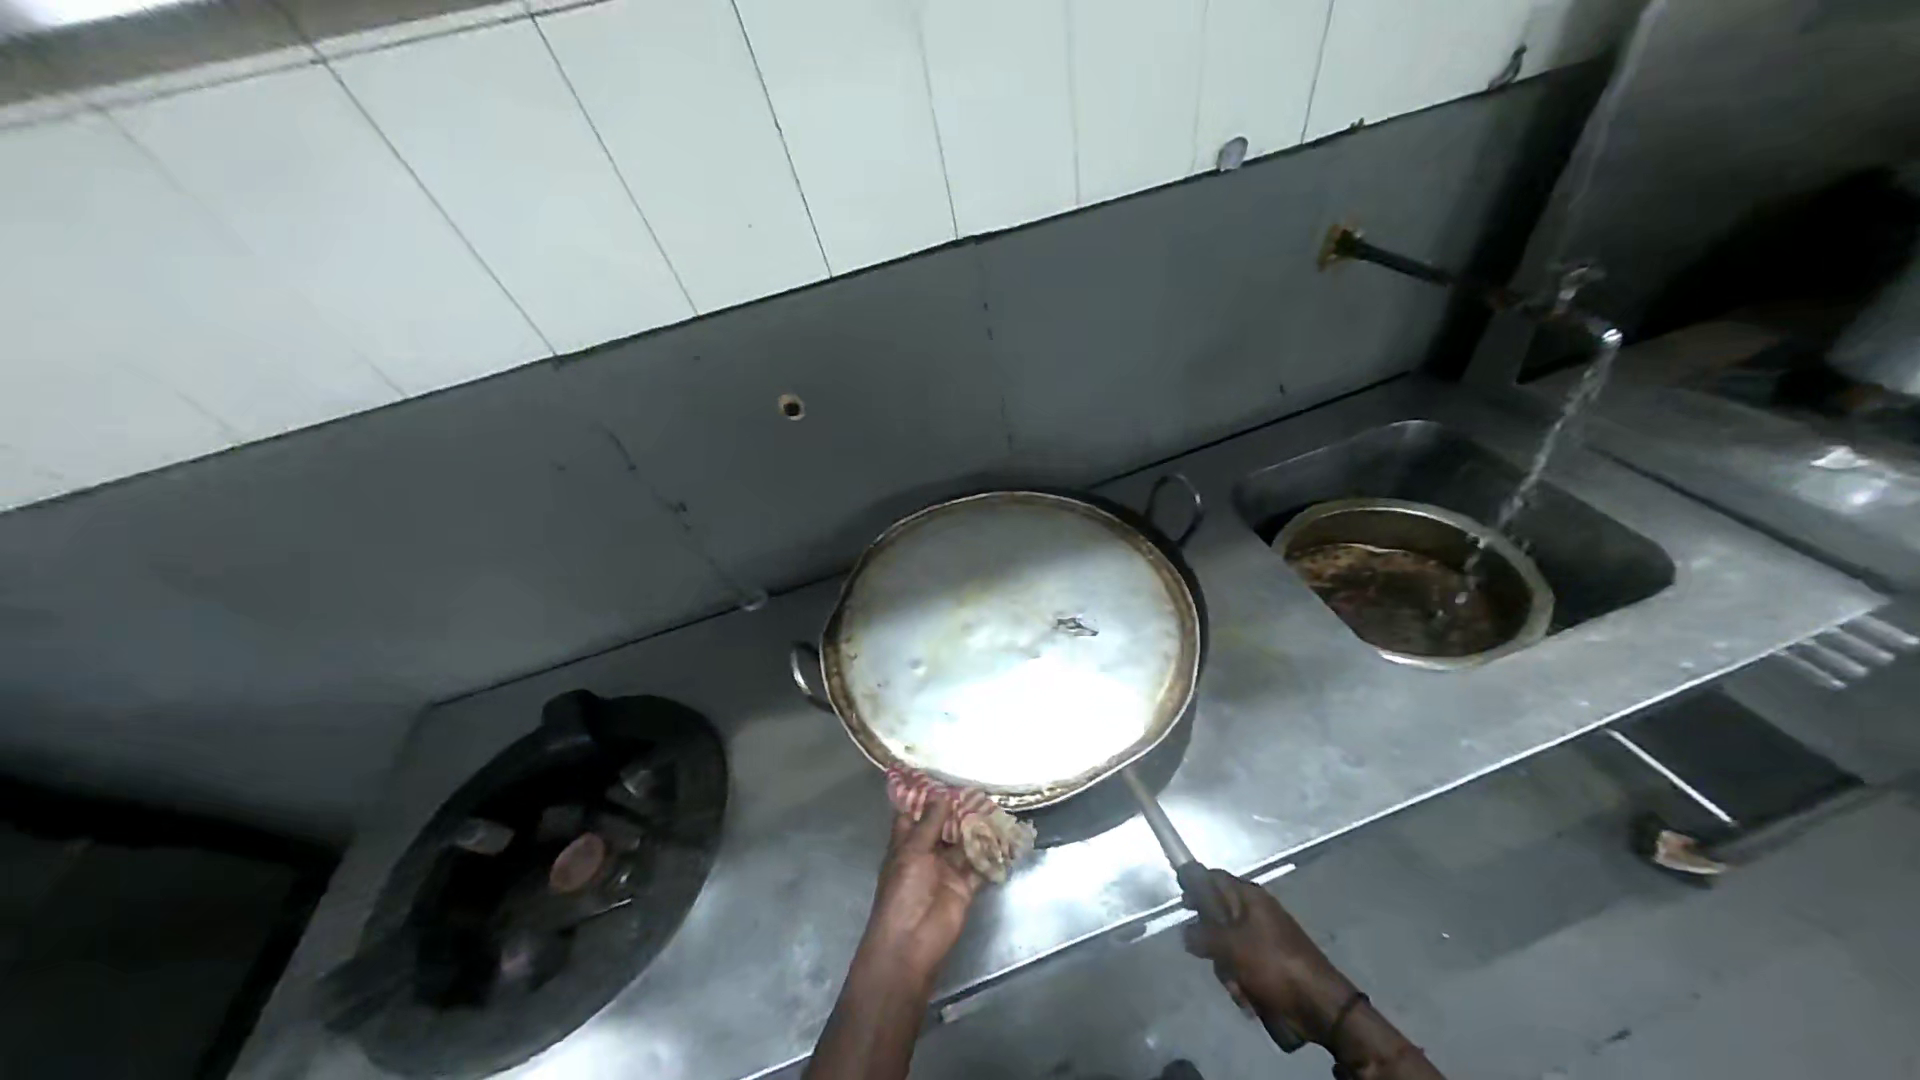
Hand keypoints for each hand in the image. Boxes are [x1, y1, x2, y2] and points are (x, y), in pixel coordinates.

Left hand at [858, 796, 982, 986]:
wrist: (911, 942)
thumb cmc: (902, 892)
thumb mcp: (911, 852)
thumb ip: (929, 824)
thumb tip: (942, 797)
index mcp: (906, 844)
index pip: (914, 815)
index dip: (926, 798)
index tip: (942, 777)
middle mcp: (927, 854)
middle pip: (944, 827)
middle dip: (958, 810)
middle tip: (978, 788)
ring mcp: (946, 870)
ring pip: (964, 844)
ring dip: (977, 829)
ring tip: (995, 806)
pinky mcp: (965, 887)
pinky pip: (980, 866)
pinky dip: (991, 854)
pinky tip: (1004, 837)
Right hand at [1182, 868, 1356, 1040]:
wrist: (1320, 1006)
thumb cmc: (1273, 964)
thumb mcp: (1229, 946)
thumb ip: (1201, 935)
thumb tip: (1186, 932)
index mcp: (1248, 897)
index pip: (1213, 878)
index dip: (1193, 884)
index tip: (1180, 900)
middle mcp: (1256, 912)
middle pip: (1216, 915)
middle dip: (1209, 940)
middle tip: (1207, 952)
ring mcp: (1264, 938)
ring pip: (1227, 946)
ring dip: (1225, 967)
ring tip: (1236, 983)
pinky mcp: (1270, 963)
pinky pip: (1242, 966)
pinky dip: (1241, 980)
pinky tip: (1248, 996)